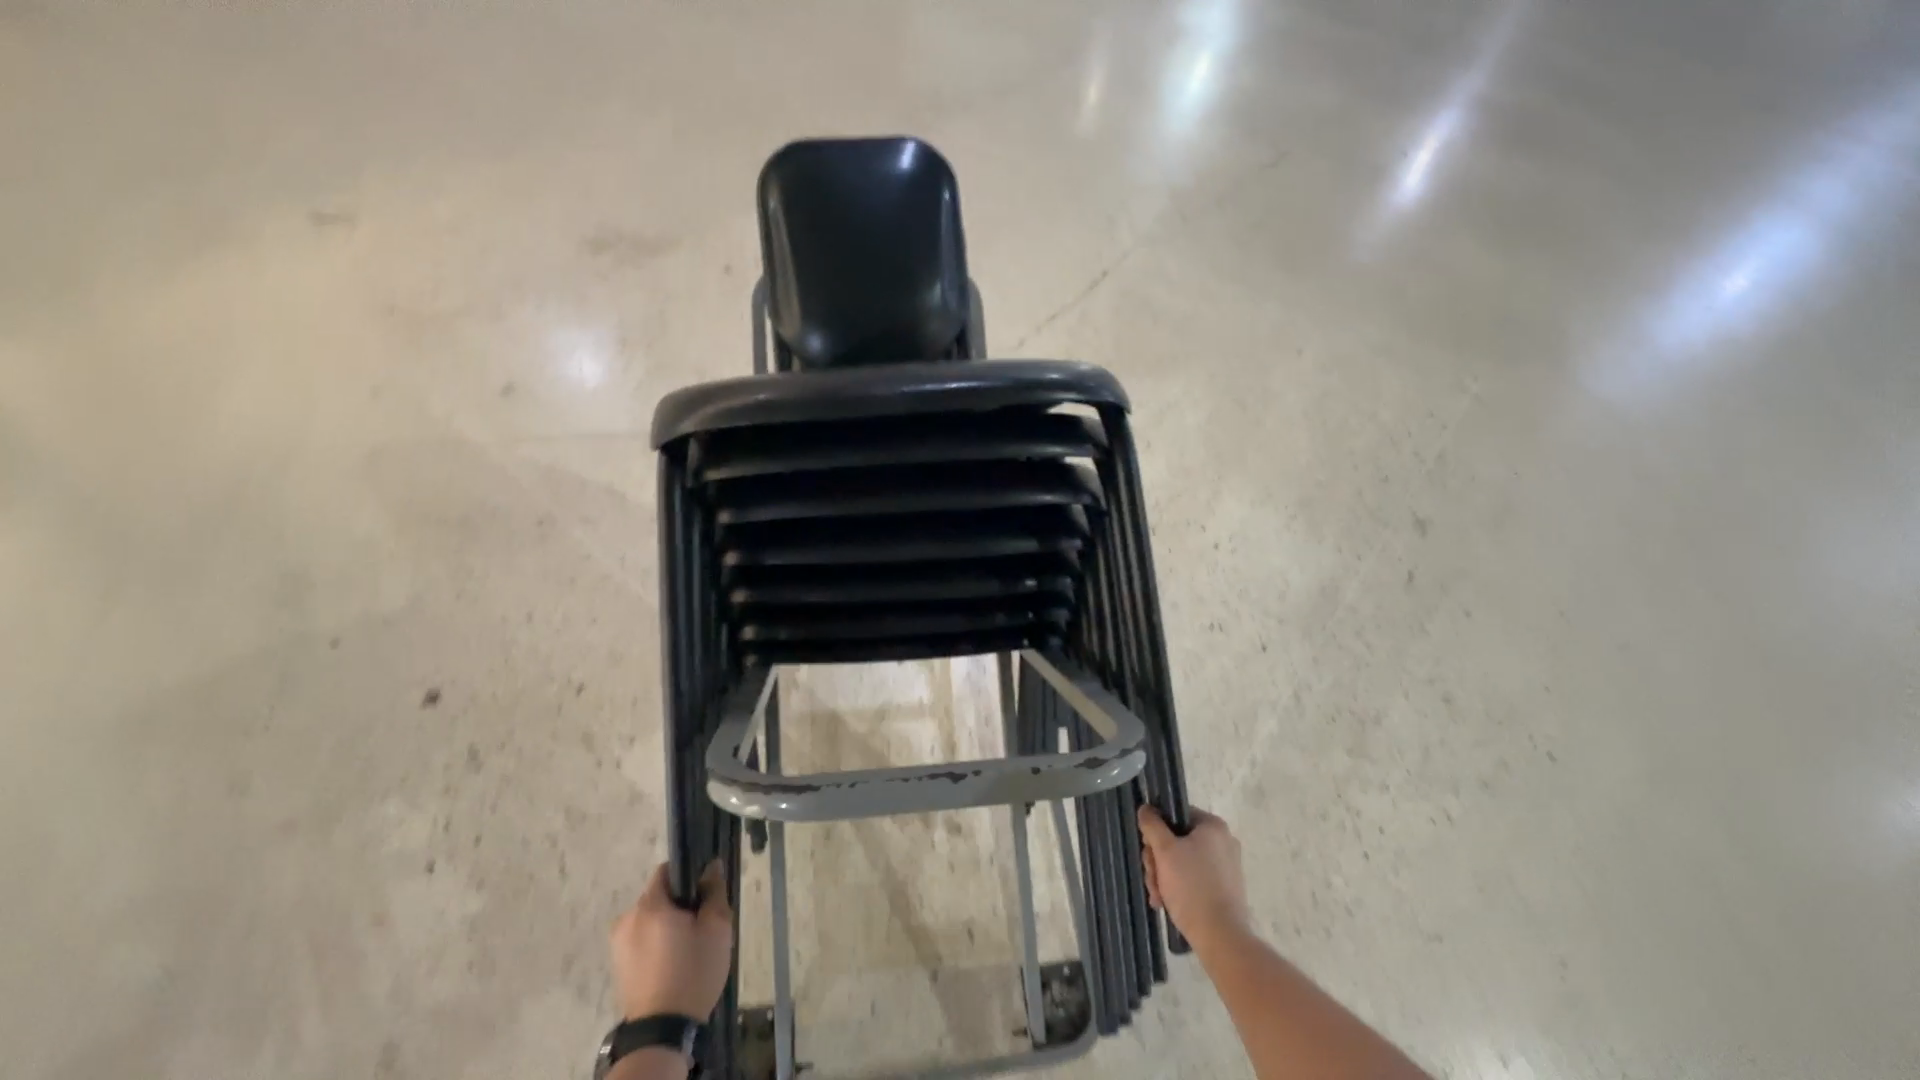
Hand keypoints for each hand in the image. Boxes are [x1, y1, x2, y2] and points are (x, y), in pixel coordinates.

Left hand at [610, 860, 733, 1020]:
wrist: (662, 1029)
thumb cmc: (693, 972)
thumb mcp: (716, 929)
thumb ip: (714, 893)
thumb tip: (712, 867)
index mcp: (649, 905)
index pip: (666, 871)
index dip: (688, 877)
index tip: (704, 897)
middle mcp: (627, 918)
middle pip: (658, 898)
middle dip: (679, 907)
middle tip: (701, 929)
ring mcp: (618, 944)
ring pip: (649, 921)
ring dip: (666, 927)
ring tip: (687, 951)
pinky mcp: (617, 965)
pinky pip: (640, 941)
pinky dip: (655, 945)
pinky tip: (671, 966)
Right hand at [1137, 806, 1250, 952]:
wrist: (1220, 935)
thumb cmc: (1191, 887)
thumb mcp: (1165, 851)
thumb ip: (1152, 825)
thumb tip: (1146, 808)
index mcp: (1213, 826)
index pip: (1176, 815)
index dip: (1156, 831)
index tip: (1148, 850)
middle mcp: (1223, 842)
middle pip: (1177, 841)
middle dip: (1158, 861)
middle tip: (1152, 878)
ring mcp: (1226, 866)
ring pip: (1182, 862)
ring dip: (1164, 876)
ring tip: (1159, 896)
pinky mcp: (1225, 888)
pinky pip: (1194, 879)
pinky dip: (1178, 888)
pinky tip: (1166, 903)